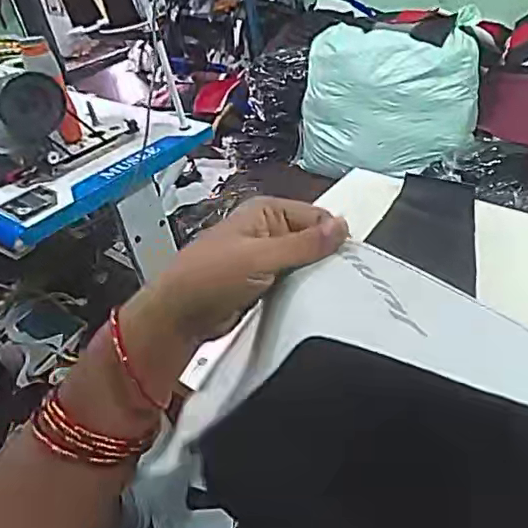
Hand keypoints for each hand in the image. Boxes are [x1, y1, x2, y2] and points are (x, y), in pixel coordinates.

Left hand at [127, 198, 349, 346]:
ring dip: (312, 280)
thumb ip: (304, 244)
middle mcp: (266, 230)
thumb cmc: (209, 278)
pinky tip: (309, 305)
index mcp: (265, 211)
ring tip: (325, 295)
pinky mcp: (261, 284)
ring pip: (303, 266)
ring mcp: (263, 258)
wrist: (178, 316)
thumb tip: (342, 226)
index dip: (333, 237)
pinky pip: (291, 284)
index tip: (350, 262)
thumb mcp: (261, 257)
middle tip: (340, 282)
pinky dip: (300, 293)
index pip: (316, 217)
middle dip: (324, 260)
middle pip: (312, 241)